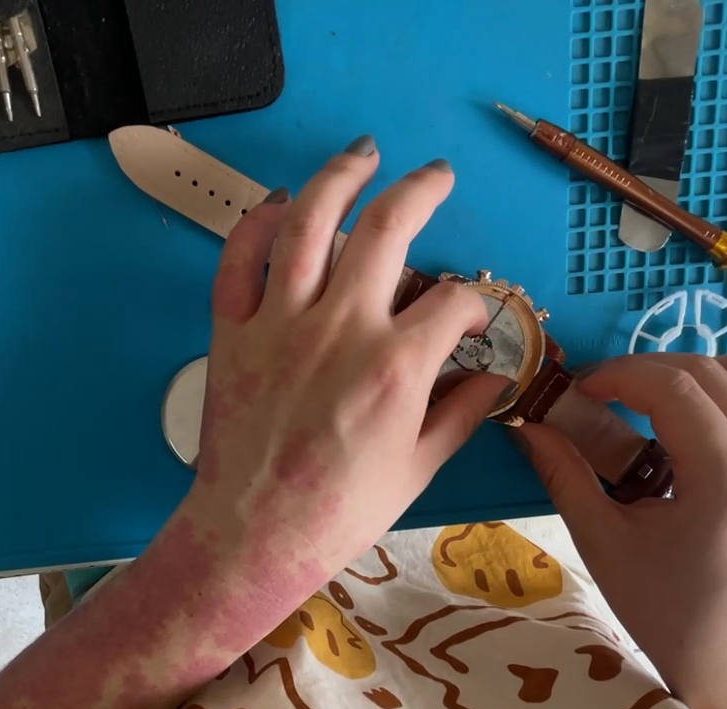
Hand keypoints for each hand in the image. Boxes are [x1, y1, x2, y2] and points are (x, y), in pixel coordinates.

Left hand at [177, 137, 508, 598]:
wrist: (253, 535)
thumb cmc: (338, 514)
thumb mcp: (416, 470)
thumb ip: (460, 414)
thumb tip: (494, 377)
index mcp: (395, 365)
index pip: (452, 301)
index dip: (471, 304)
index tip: (467, 318)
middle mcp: (341, 327)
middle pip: (390, 228)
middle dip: (423, 190)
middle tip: (437, 175)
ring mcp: (280, 323)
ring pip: (311, 220)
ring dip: (342, 175)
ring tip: (363, 154)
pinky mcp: (232, 332)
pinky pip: (239, 258)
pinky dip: (257, 222)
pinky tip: (280, 204)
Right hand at [515, 354, 726, 708]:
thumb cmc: (663, 609)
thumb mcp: (602, 543)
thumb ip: (564, 474)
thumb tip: (529, 426)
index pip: (675, 389)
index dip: (619, 374)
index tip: (578, 389)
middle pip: (712, 374)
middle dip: (647, 370)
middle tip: (600, 394)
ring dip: (708, 370)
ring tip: (660, 399)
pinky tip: (700, 420)